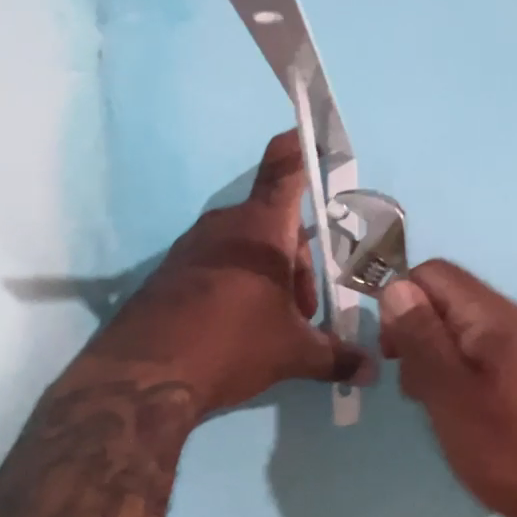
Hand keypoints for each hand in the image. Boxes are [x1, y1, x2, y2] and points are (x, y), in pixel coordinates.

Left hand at [87, 131, 372, 413]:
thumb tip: (369, 370)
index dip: (304, 148)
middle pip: (275, 225)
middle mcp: (224, 226)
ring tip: (276, 329)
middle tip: (305, 313)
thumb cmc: (231, 344)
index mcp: (261, 228)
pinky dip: (238, 289)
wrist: (146, 374)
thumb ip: (334, 356)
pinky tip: (240, 331)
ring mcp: (191, 248)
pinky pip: (217, 267)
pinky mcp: (170, 274)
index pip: (286, 166)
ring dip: (269, 280)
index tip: (317, 142)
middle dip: (299, 264)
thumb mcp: (291, 353)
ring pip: (246, 250)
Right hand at [379, 260, 516, 516]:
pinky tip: (452, 412)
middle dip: (414, 333)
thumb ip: (421, 339)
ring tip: (427, 404)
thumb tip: (395, 289)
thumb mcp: (449, 394)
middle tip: (408, 387)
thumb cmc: (506, 449)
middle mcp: (514, 322)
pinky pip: (478, 357)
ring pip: (459, 332)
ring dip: (431, 358)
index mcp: (495, 318)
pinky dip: (454, 375)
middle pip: (446, 301)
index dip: (399, 303)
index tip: (391, 353)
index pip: (434, 274)